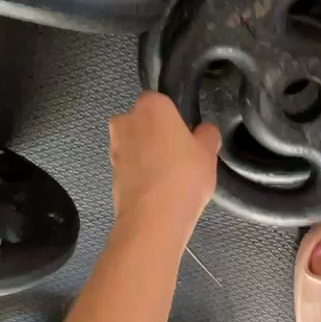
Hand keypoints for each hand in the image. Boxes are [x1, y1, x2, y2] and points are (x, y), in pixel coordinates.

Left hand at [109, 92, 221, 226]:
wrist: (153, 219)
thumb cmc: (183, 178)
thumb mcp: (209, 152)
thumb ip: (208, 134)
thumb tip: (205, 132)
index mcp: (151, 105)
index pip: (164, 102)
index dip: (178, 119)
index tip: (189, 136)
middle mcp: (126, 120)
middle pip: (146, 122)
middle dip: (160, 134)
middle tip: (182, 155)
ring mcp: (115, 147)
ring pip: (136, 144)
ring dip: (149, 154)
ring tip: (172, 176)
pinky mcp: (111, 171)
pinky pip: (131, 165)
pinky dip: (142, 172)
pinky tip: (159, 189)